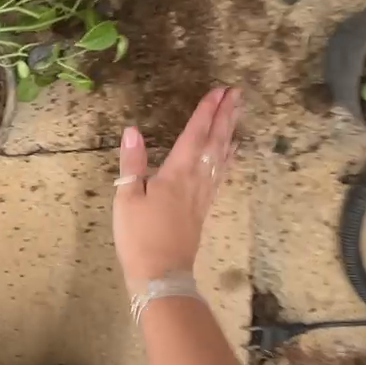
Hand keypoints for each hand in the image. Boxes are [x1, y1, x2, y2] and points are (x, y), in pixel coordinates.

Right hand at [113, 86, 240, 297]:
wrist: (160, 273)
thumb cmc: (138, 236)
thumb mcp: (126, 198)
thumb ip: (132, 163)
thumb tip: (132, 130)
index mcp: (176, 174)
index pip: (194, 135)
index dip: (206, 112)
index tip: (219, 91)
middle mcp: (196, 180)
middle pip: (215, 142)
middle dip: (225, 116)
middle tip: (237, 93)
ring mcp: (202, 195)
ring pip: (221, 157)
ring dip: (230, 132)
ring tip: (238, 113)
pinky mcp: (203, 208)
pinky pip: (220, 175)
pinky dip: (228, 158)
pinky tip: (232, 152)